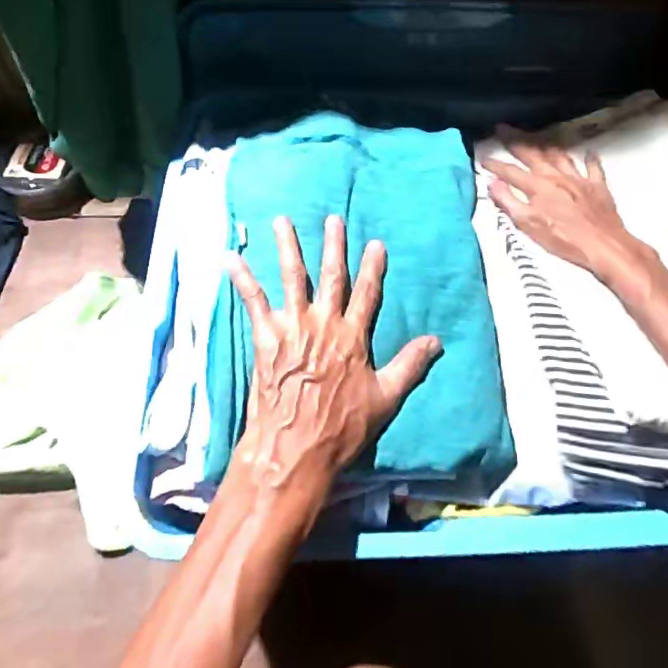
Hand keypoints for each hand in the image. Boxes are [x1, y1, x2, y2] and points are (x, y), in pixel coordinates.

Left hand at [226, 215, 439, 495]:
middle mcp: (324, 324)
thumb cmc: (342, 427)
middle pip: (330, 276)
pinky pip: (253, 302)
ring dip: (287, 247)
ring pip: (291, 278)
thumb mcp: (386, 398)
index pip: (368, 294)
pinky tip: (230, 258)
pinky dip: (242, 278)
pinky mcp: (265, 338)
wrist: (296, 448)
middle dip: (333, 246)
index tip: (376, 244)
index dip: (373, 268)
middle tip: (332, 219)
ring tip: (281, 221)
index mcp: (353, 337)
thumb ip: (410, 365)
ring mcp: (293, 328)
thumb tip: (437, 341)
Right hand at [484, 134, 647, 278]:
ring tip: (538, 138)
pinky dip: (589, 159)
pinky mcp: (597, 185)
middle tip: (503, 128)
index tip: (483, 158)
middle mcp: (556, 176)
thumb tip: (493, 182)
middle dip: (515, 140)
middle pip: (532, 154)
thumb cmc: (562, 239)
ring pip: (559, 155)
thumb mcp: (528, 224)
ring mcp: (578, 178)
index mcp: (537, 186)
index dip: (495, 165)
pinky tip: (588, 152)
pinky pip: (593, 167)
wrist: (602, 244)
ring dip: (546, 145)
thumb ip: (508, 201)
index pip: (510, 172)